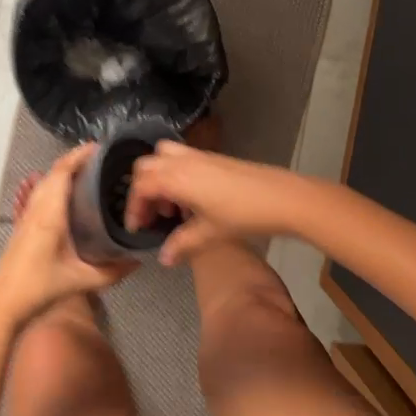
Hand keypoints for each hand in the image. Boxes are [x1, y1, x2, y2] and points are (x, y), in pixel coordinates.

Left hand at [0, 144, 135, 326]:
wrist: (3, 305)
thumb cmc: (40, 288)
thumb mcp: (81, 281)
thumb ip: (112, 271)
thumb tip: (137, 261)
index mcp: (49, 214)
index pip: (62, 172)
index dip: (78, 156)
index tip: (98, 148)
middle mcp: (35, 209)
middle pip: (53, 173)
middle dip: (74, 161)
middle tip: (100, 160)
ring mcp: (26, 217)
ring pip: (44, 183)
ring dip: (63, 173)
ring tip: (88, 173)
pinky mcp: (22, 226)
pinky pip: (40, 195)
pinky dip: (55, 186)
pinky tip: (69, 198)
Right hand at [126, 142, 316, 264]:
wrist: (281, 197)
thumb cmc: (242, 215)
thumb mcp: (209, 233)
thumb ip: (182, 244)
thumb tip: (163, 259)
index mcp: (176, 177)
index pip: (140, 187)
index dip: (133, 207)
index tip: (136, 228)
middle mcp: (182, 161)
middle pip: (146, 166)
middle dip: (142, 190)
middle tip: (151, 216)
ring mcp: (198, 156)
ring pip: (162, 156)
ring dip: (158, 178)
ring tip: (170, 208)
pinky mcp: (212, 158)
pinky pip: (181, 159)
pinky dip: (175, 175)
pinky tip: (191, 201)